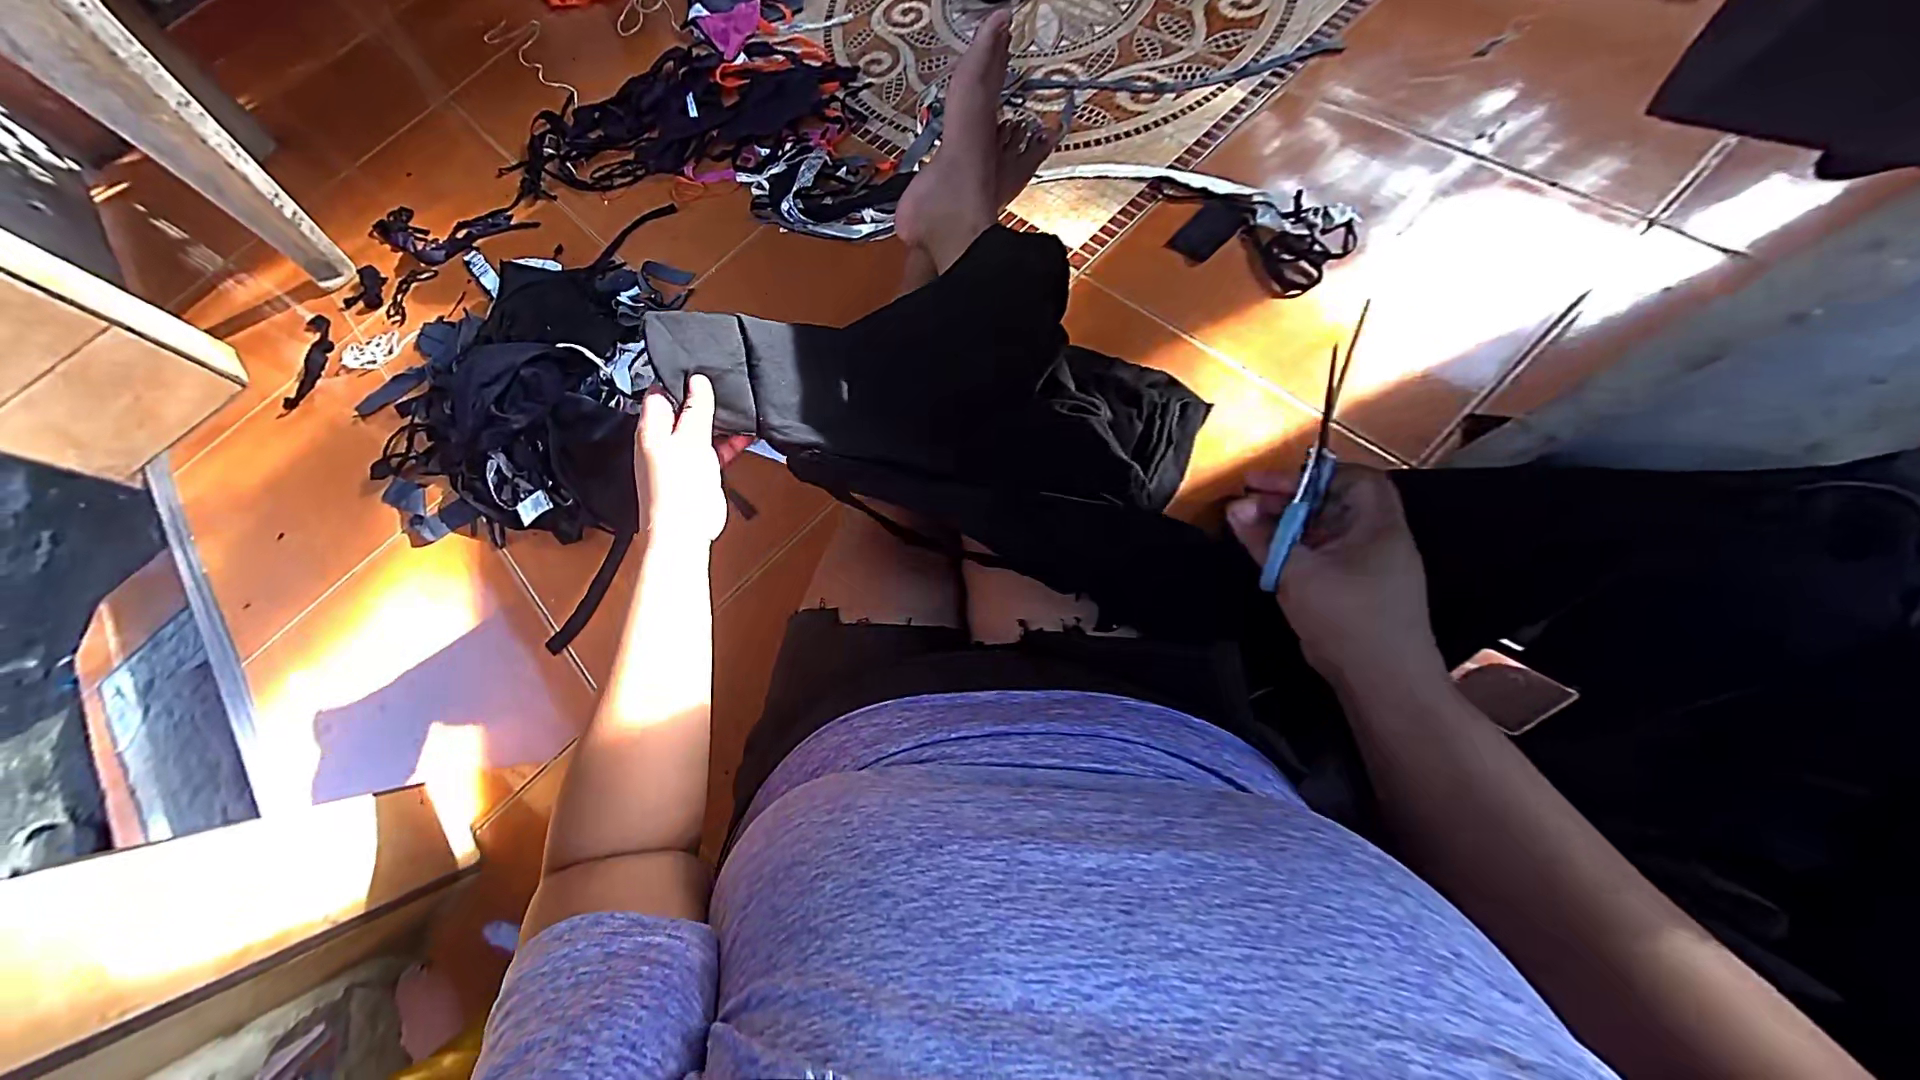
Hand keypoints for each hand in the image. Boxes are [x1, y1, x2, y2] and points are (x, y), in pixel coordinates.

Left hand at [638, 374, 748, 545]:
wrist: (684, 530)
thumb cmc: (676, 491)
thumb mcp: (691, 438)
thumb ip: (696, 408)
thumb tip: (697, 382)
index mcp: (651, 429)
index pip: (659, 392)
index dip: (679, 381)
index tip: (701, 376)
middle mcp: (662, 442)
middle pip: (682, 411)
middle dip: (704, 404)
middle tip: (724, 397)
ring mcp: (680, 458)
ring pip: (700, 432)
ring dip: (719, 426)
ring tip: (739, 418)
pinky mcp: (696, 474)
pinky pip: (713, 451)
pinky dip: (727, 444)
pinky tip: (742, 439)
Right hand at [1227, 464, 1445, 687]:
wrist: (1384, 681)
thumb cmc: (1346, 618)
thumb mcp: (1296, 572)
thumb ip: (1264, 538)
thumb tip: (1234, 507)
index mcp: (1378, 526)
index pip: (1353, 478)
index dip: (1310, 474)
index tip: (1268, 484)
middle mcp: (1381, 539)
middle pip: (1336, 503)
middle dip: (1291, 500)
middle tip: (1248, 504)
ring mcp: (1373, 566)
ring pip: (1328, 531)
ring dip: (1292, 526)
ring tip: (1254, 529)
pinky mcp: (1361, 589)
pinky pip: (1328, 555)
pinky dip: (1300, 549)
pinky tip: (1273, 558)